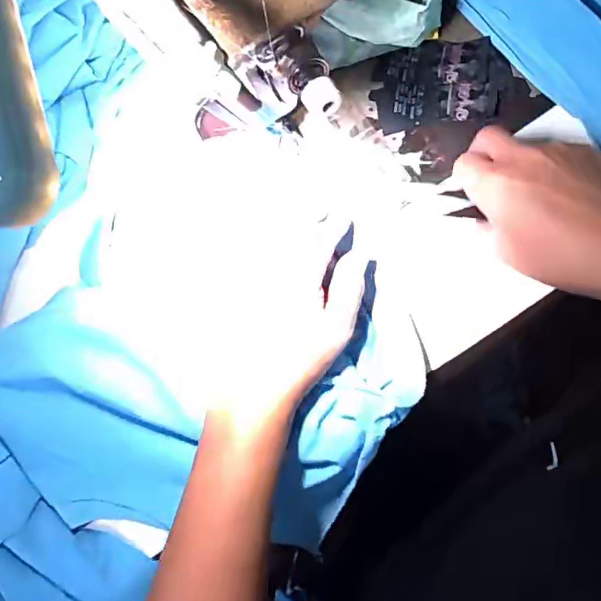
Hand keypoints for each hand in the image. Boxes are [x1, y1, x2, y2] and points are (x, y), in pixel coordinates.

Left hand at [216, 226, 369, 424]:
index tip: (345, 217)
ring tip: (303, 221)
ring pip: (272, 243)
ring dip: (289, 229)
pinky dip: (268, 245)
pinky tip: (275, 248)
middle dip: (310, 221)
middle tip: (323, 212)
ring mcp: (253, 279)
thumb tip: (360, 254)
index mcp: (300, 276)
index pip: (320, 241)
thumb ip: (349, 286)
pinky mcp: (240, 292)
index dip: (335, 227)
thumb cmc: (303, 359)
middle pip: (293, 235)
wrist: (253, 388)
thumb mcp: (337, 326)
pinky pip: (254, 257)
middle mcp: (273, 270)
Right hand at [449, 126, 600, 302]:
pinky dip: (555, 168)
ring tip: (544, 196)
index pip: (463, 163)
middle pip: (487, 137)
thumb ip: (489, 230)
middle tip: (495, 182)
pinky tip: (573, 195)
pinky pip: (558, 153)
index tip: (476, 197)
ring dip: (523, 164)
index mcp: (495, 183)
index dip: (465, 179)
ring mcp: (556, 149)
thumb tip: (485, 218)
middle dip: (483, 155)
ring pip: (525, 146)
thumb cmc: (560, 256)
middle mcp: (521, 157)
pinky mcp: (585, 150)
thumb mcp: (511, 254)